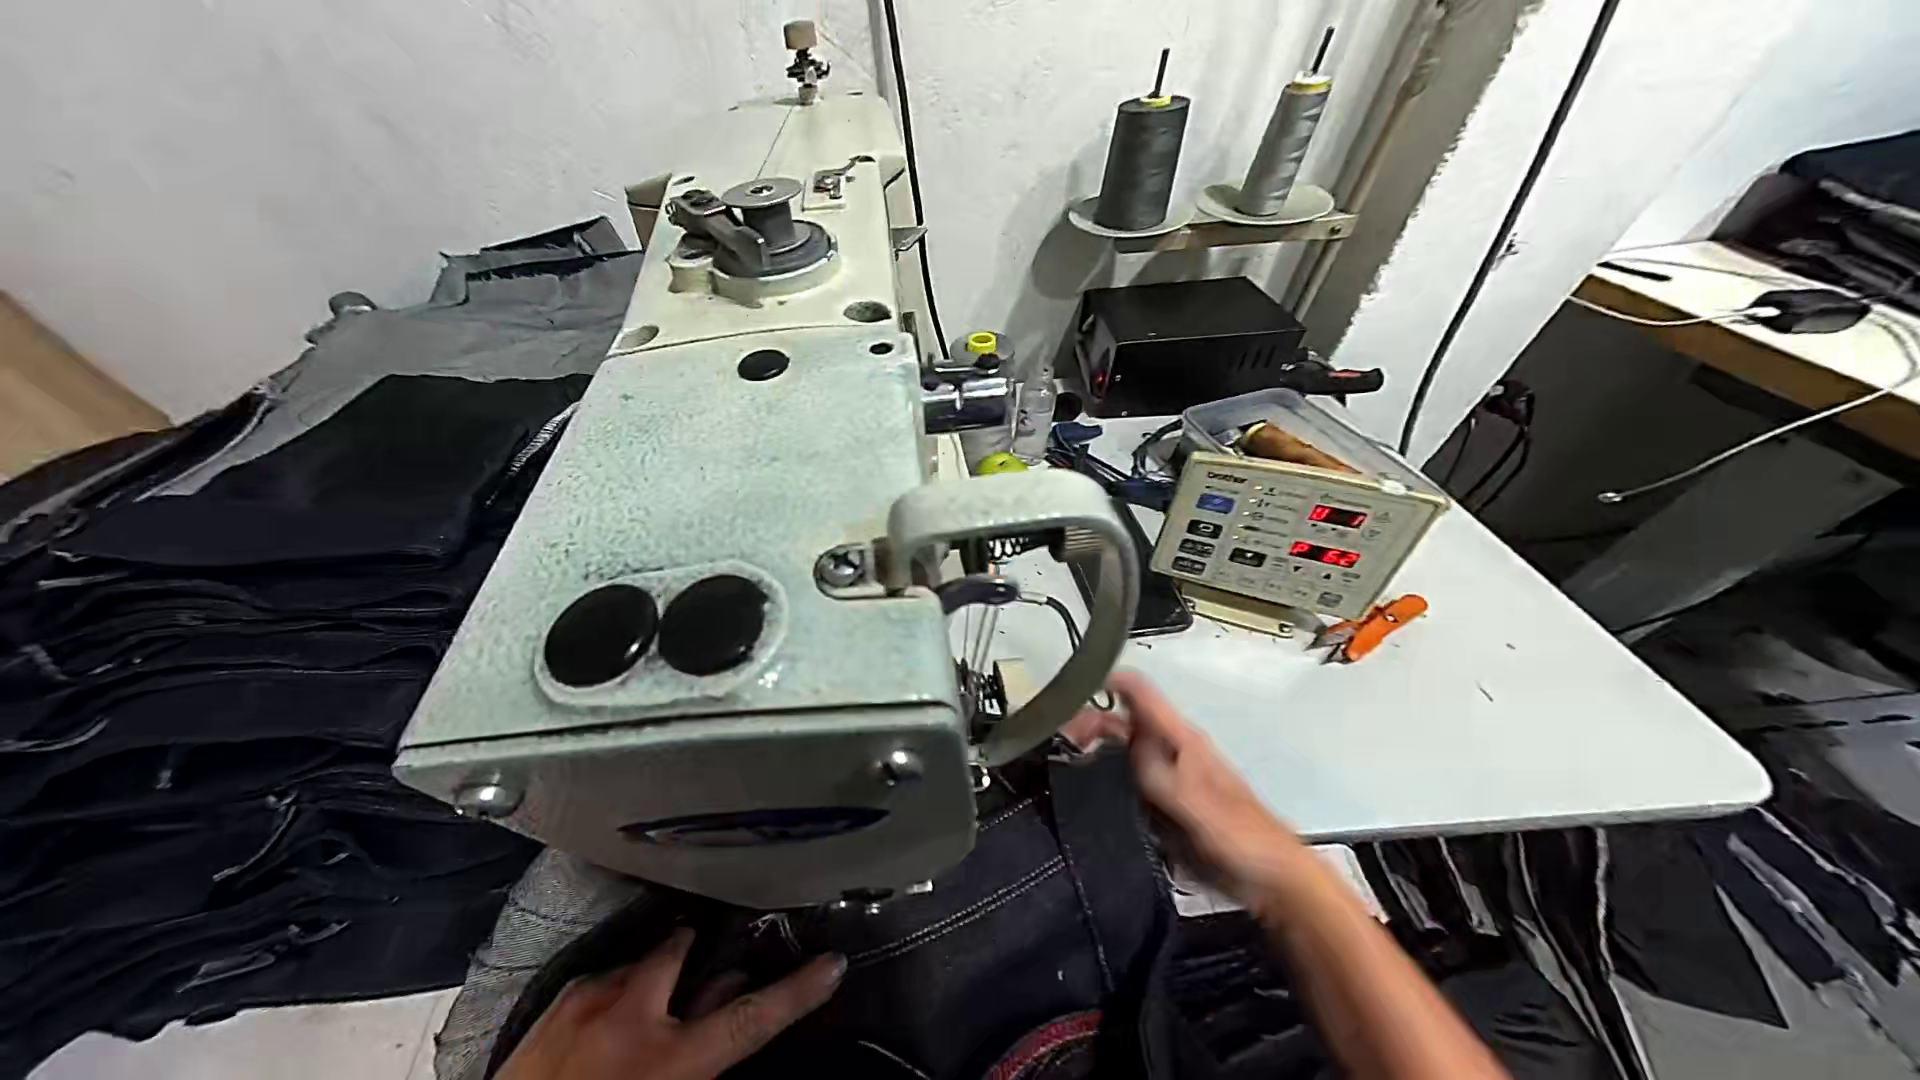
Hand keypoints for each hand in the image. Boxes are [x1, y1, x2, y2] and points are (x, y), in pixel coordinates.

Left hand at [496, 928, 844, 1079]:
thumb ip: (696, 1053)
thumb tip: (721, 1003)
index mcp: (663, 1063)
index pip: (749, 1019)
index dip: (796, 992)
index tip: (833, 963)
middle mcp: (629, 1017)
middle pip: (682, 949)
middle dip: (694, 952)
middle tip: (694, 974)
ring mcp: (588, 1000)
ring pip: (642, 960)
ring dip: (651, 978)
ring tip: (634, 1017)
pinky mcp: (556, 999)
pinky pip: (605, 976)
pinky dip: (616, 991)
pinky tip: (599, 1028)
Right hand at [1064, 671, 1309, 912]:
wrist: (1269, 878)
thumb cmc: (1244, 837)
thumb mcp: (1199, 804)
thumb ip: (1161, 774)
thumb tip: (1127, 750)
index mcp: (1182, 739)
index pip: (1140, 693)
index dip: (1107, 681)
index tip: (1071, 690)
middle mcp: (1170, 749)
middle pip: (1122, 719)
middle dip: (1089, 720)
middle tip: (1060, 738)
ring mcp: (1165, 775)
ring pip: (1120, 748)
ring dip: (1092, 748)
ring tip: (1064, 759)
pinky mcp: (1161, 802)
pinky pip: (1125, 780)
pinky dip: (1103, 777)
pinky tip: (1086, 790)